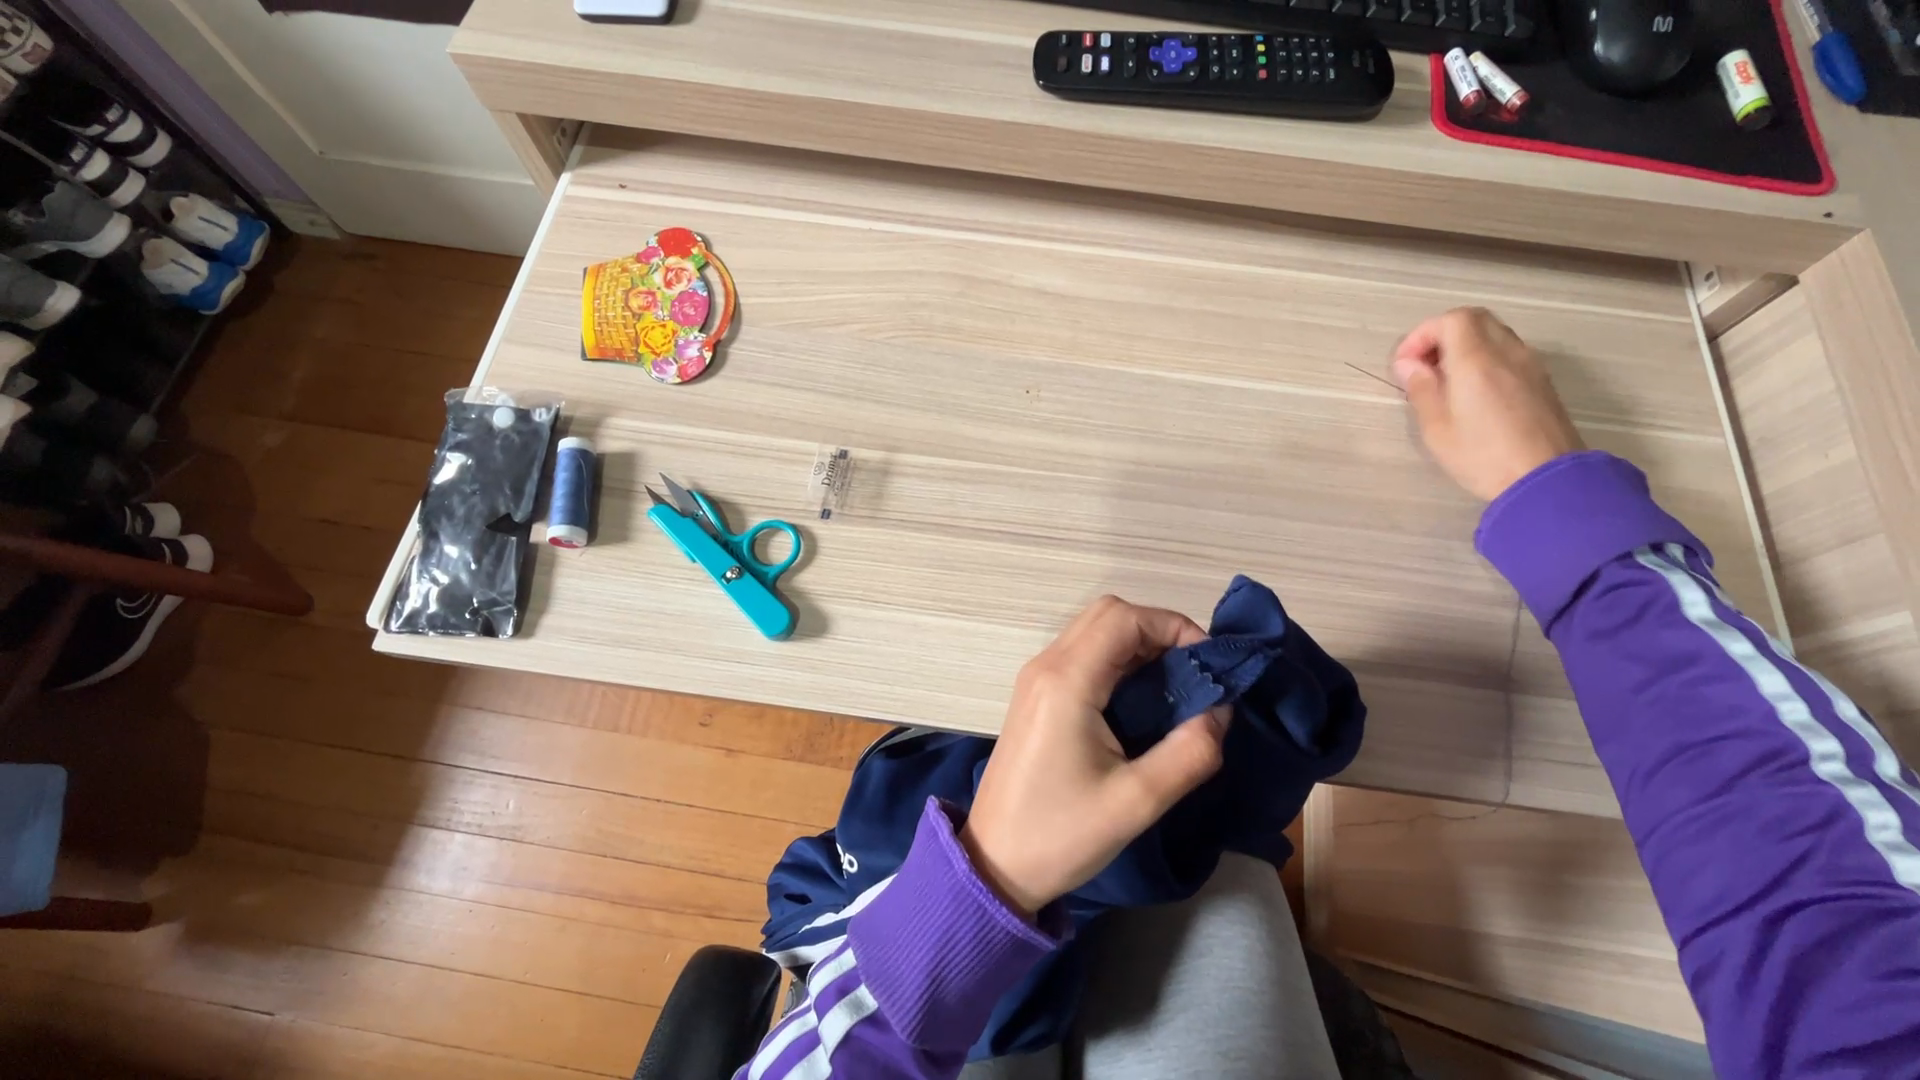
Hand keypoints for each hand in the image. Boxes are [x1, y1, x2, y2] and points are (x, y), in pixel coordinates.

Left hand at [961, 596, 1230, 917]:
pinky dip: (1118, 662)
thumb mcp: (1138, 801)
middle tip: (1195, 676)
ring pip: (1094, 632)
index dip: (1174, 626)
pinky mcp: (1035, 697)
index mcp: (1066, 681)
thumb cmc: (1061, 835)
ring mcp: (1036, 680)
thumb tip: (1222, 711)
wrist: (994, 864)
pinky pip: (1082, 657)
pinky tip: (1143, 704)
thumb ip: (1190, 751)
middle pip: (1108, 615)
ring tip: (1177, 691)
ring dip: (1139, 647)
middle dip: (1159, 632)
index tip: (1209, 665)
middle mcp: (1046, 667)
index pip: (1124, 618)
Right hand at [1390, 307, 1583, 501]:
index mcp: (1477, 359)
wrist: (1546, 479)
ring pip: (1494, 335)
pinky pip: (1508, 353)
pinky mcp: (1541, 382)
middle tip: (1424, 367)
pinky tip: (1473, 393)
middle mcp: (1507, 352)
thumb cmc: (1482, 455)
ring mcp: (1530, 365)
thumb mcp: (1436, 428)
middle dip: (1443, 335)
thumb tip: (1410, 365)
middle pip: (1475, 320)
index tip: (1406, 365)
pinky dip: (1485, 359)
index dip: (1422, 335)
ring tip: (1446, 382)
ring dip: (1465, 347)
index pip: (1451, 320)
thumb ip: (1421, 388)